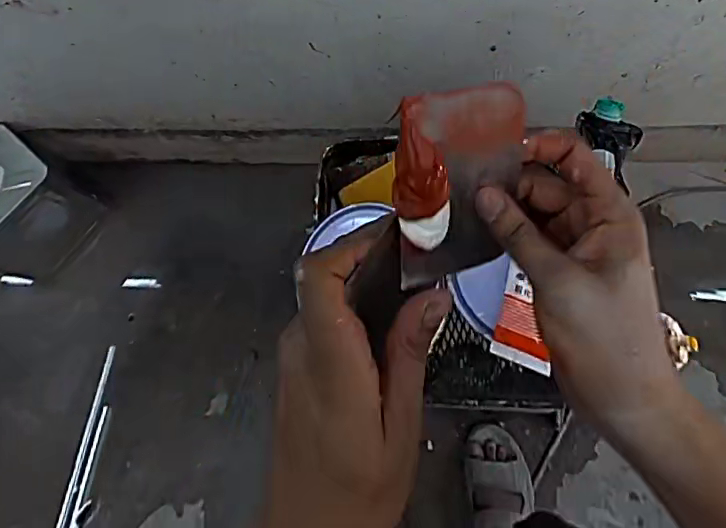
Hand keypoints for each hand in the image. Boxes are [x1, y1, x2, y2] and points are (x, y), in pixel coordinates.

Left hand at [259, 221, 450, 527]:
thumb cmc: (357, 492)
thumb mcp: (400, 426)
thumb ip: (410, 353)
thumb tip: (433, 295)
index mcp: (329, 360)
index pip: (318, 275)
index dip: (352, 242)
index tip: (393, 234)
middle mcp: (301, 347)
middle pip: (325, 276)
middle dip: (370, 256)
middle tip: (418, 257)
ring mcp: (292, 355)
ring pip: (326, 294)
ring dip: (365, 281)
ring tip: (412, 286)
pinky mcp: (295, 365)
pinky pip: (323, 316)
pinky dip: (354, 305)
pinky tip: (387, 321)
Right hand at [475, 130, 682, 441]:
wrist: (625, 401)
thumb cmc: (609, 341)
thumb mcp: (559, 281)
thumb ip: (518, 234)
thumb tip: (485, 194)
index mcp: (610, 212)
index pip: (575, 155)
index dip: (540, 145)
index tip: (502, 151)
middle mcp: (594, 220)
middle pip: (548, 182)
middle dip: (512, 182)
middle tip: (471, 185)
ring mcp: (576, 243)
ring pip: (535, 209)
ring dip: (507, 207)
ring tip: (469, 205)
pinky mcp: (561, 266)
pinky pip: (532, 235)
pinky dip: (510, 231)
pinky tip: (483, 229)